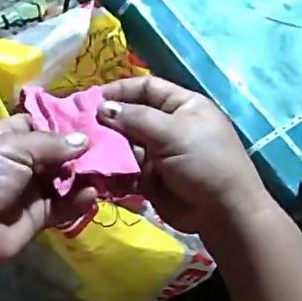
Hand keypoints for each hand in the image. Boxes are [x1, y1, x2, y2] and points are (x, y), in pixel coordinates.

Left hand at [0, 117, 98, 272]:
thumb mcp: (11, 148)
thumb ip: (50, 143)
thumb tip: (84, 139)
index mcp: (3, 138)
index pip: (37, 124)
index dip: (63, 123)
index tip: (93, 120)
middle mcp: (17, 162)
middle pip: (55, 153)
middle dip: (80, 151)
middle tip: (110, 146)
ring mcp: (28, 190)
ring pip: (63, 179)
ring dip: (83, 176)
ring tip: (105, 171)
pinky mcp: (37, 217)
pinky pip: (63, 205)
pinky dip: (78, 200)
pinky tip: (90, 194)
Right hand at [96, 76, 267, 233]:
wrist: (222, 212)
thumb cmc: (205, 162)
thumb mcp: (173, 133)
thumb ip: (136, 118)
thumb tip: (102, 107)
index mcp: (182, 106)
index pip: (146, 88)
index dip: (120, 90)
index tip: (92, 99)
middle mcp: (167, 126)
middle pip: (130, 116)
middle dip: (107, 121)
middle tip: (79, 126)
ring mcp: (157, 152)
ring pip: (123, 144)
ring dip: (105, 147)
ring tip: (83, 149)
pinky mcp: (148, 177)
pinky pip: (123, 168)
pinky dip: (110, 170)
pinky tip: (94, 170)